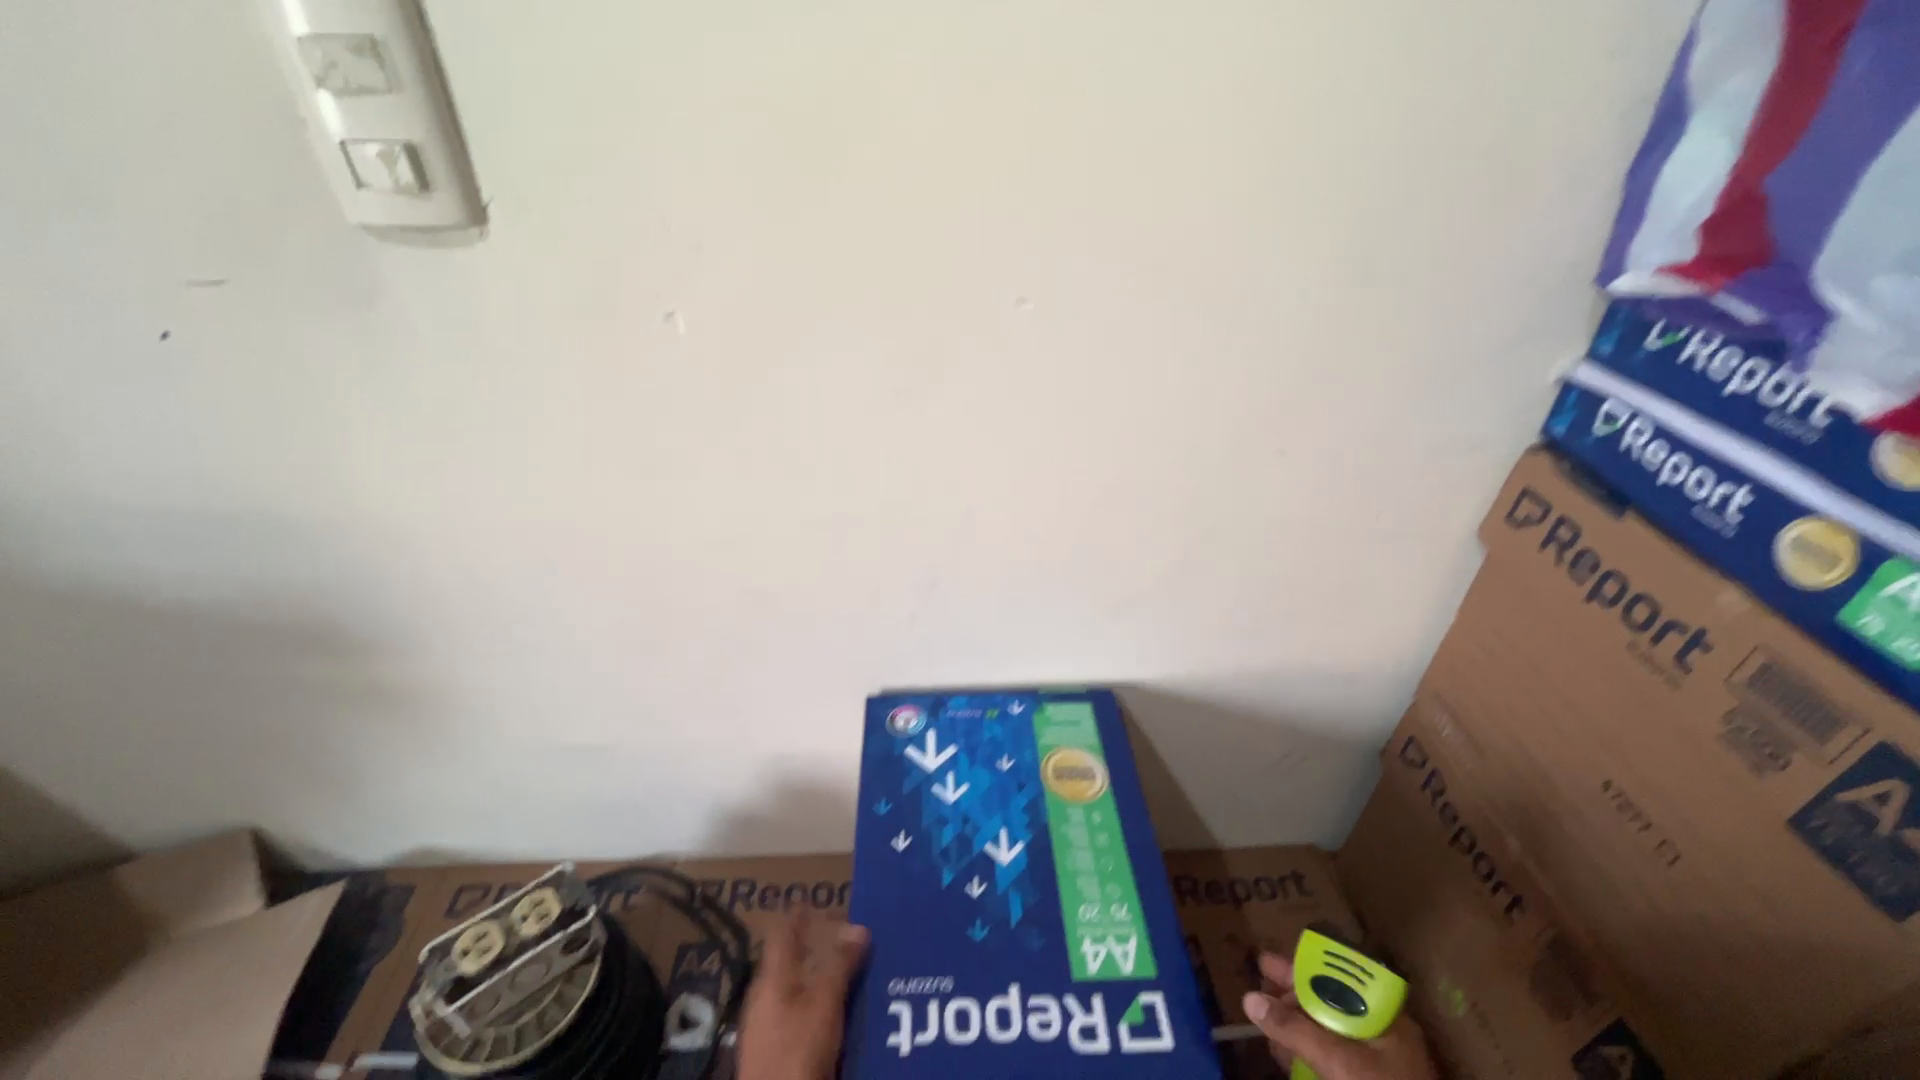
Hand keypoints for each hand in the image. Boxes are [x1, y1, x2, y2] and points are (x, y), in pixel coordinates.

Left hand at [736, 910, 869, 1079]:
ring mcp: (766, 1023)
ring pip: (795, 986)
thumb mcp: (824, 1004)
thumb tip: (859, 927)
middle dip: (818, 946)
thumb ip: (839, 965)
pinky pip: (798, 1011)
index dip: (799, 913)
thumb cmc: (796, 1051)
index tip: (821, 901)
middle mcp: (764, 995)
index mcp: (771, 977)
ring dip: (821, 975)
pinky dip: (819, 1002)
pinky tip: (839, 1012)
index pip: (782, 931)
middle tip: (850, 938)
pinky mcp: (775, 1047)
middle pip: (789, 958)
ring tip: (853, 973)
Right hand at [1241, 951, 1438, 1079]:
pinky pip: (1332, 1059)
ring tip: (1268, 1032)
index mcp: (1380, 1014)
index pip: (1335, 976)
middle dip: (1291, 1000)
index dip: (1298, 968)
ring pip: (1326, 1032)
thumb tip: (1249, 998)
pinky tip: (1287, 1061)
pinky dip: (1307, 1055)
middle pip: (1327, 1002)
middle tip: (1258, 1000)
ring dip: (1295, 1029)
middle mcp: (1379, 1031)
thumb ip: (1294, 1029)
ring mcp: (1376, 1061)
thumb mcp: (1337, 1062)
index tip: (1263, 963)